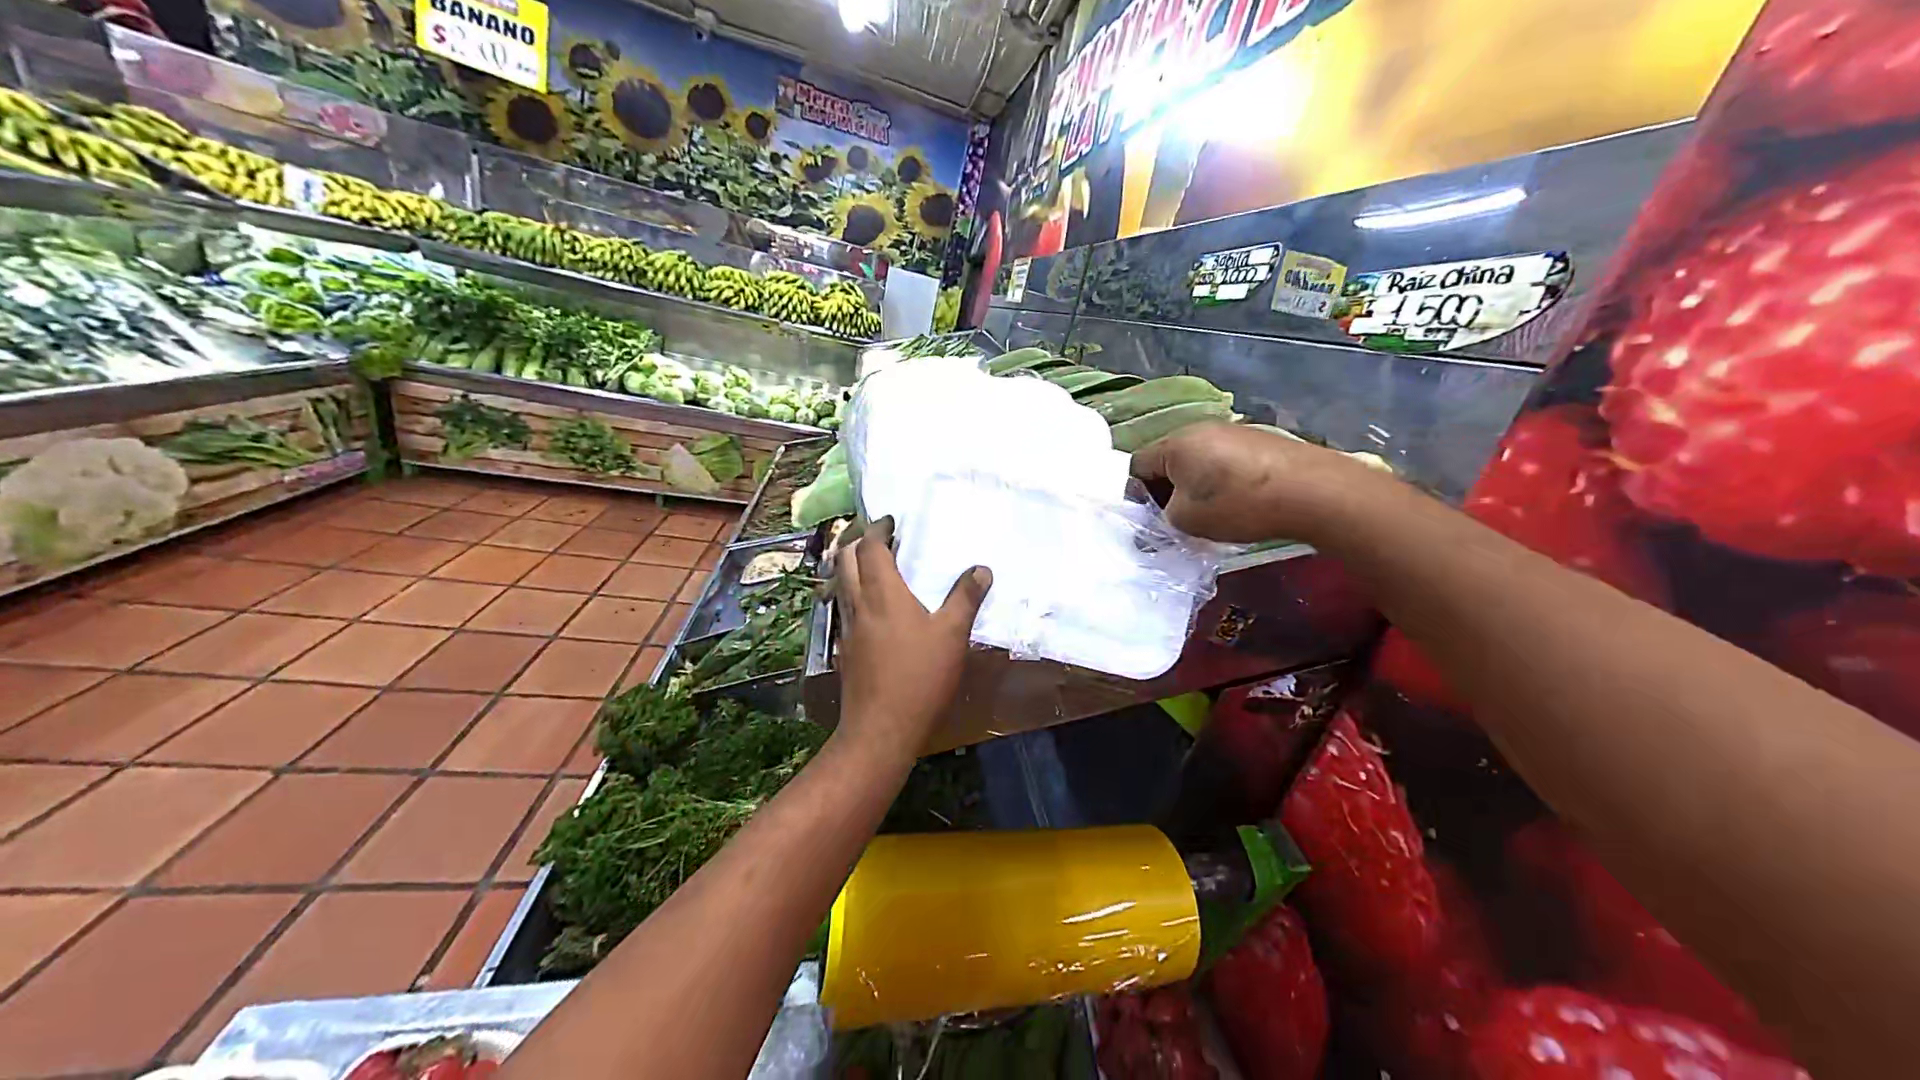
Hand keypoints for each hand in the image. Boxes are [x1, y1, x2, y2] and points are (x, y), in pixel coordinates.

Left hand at [833, 517, 991, 764]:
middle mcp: (858, 603)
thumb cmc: (919, 676)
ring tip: (873, 566)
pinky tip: (871, 610)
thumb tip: (981, 568)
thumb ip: (965, 598)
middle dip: (856, 541)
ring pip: (841, 584)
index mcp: (882, 593)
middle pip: (845, 560)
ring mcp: (847, 628)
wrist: (880, 728)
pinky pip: (844, 609)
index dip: (877, 529)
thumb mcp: (952, 635)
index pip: (870, 547)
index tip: (890, 521)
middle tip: (877, 536)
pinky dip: (852, 594)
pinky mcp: (845, 650)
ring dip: (851, 567)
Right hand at [1130, 422, 1377, 542]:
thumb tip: (1165, 515)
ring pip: (1199, 462)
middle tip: (1177, 522)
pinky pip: (1226, 463)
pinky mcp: (1260, 441)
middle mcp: (1200, 429)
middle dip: (1167, 491)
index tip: (1149, 519)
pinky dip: (1224, 483)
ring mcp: (1233, 432)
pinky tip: (1240, 505)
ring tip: (1210, 517)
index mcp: (1174, 443)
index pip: (1135, 466)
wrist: (1312, 491)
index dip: (1136, 494)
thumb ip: (1163, 518)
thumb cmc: (1237, 504)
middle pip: (1168, 462)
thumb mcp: (1186, 521)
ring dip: (1197, 487)